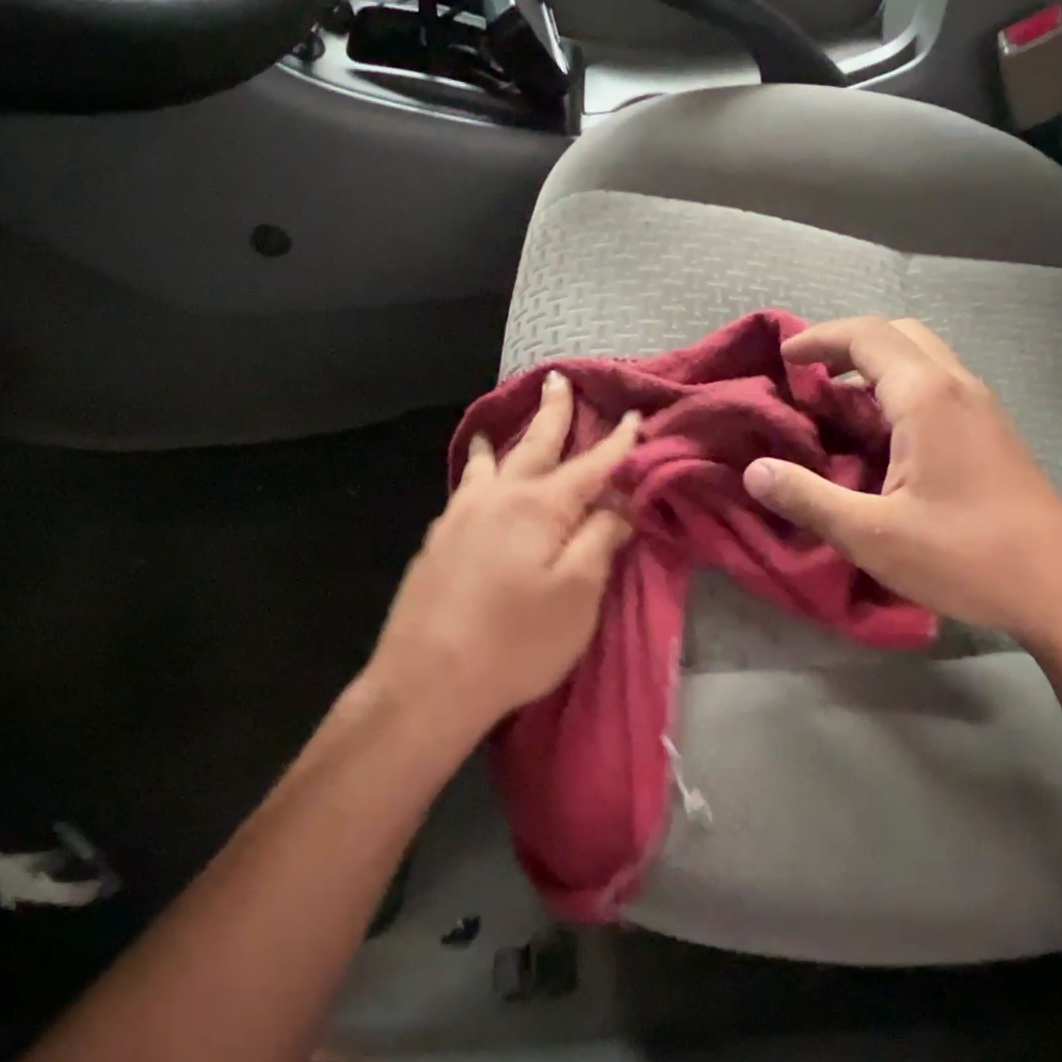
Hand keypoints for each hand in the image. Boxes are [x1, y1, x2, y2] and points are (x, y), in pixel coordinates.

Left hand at [362, 371, 639, 737]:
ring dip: (500, 441)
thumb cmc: (517, 641)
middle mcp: (496, 500)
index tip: (632, 417)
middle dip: (551, 415)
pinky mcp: (436, 545)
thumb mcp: (578, 594)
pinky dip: (476, 476)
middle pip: (531, 447)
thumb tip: (618, 502)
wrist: (428, 680)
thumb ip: (600, 540)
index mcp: (538, 508)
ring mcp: (458, 520)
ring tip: (495, 427)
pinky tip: (472, 486)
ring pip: (485, 466)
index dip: (615, 443)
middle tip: (557, 381)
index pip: (589, 466)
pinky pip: (463, 492)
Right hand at [742, 317, 1061, 649]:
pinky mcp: (994, 436)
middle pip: (899, 336)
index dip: (818, 339)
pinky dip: (901, 394)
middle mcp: (959, 388)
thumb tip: (753, 471)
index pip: (867, 336)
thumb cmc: (964, 557)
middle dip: (848, 346)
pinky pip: (940, 390)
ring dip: (877, 370)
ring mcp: (983, 410)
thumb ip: (808, 498)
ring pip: (924, 362)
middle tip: (808, 378)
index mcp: (927, 397)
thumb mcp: (872, 535)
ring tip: (836, 408)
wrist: (1061, 588)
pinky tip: (883, 441)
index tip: (783, 358)